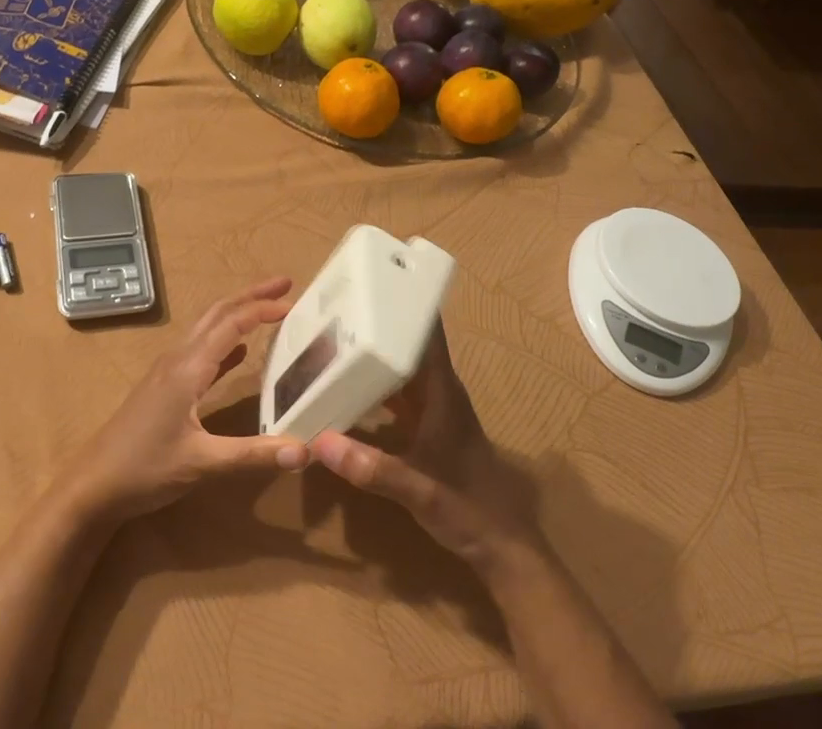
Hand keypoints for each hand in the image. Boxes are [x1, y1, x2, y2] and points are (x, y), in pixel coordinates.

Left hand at [59, 277, 308, 523]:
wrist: (94, 486)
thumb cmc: (144, 470)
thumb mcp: (202, 464)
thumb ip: (253, 455)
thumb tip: (305, 450)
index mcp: (186, 369)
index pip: (230, 324)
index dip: (262, 309)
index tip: (295, 302)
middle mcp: (177, 362)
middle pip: (217, 315)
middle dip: (250, 297)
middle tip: (285, 285)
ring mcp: (167, 374)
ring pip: (206, 331)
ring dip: (237, 316)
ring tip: (268, 309)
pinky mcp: (164, 390)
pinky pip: (200, 355)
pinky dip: (225, 345)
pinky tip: (240, 353)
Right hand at [310, 320, 540, 568]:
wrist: (502, 544)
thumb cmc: (468, 509)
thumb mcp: (417, 490)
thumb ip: (372, 469)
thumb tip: (320, 442)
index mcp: (442, 394)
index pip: (426, 335)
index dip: (406, 304)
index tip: (376, 277)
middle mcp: (438, 393)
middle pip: (407, 345)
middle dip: (377, 323)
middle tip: (334, 304)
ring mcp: (432, 410)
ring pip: (400, 369)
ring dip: (373, 354)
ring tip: (331, 337)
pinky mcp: (426, 429)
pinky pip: (395, 395)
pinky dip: (373, 386)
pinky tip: (344, 387)